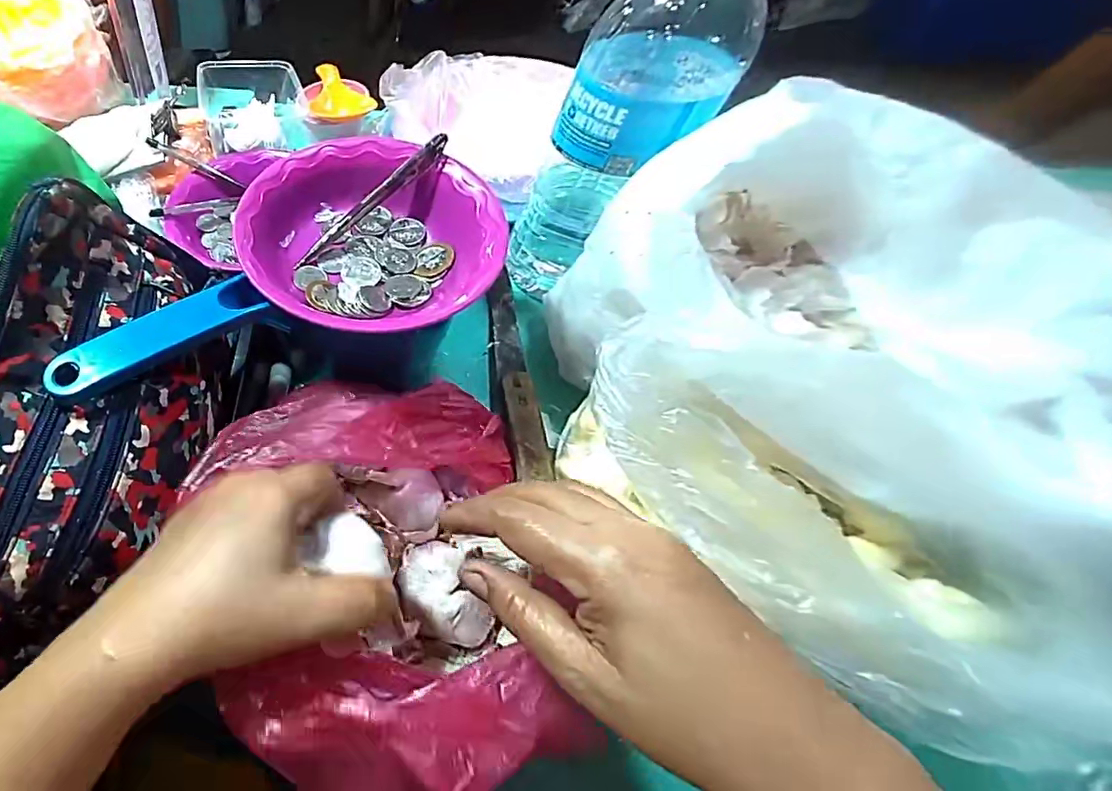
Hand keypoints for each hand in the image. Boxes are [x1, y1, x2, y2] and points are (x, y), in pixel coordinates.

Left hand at [81, 464, 396, 688]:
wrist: (148, 624)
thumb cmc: (234, 612)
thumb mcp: (309, 615)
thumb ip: (362, 601)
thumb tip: (388, 592)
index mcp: (275, 490)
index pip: (325, 476)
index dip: (344, 508)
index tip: (343, 550)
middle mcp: (241, 479)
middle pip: (292, 486)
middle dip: (313, 520)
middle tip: (315, 568)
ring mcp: (208, 494)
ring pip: (261, 499)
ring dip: (279, 528)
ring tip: (277, 575)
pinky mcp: (185, 515)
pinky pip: (233, 512)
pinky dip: (247, 533)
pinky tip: (235, 575)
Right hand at [443, 482, 932, 790]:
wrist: (801, 749)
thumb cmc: (683, 721)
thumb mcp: (587, 678)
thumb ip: (522, 611)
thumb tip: (470, 568)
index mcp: (606, 561)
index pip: (517, 515)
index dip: (471, 514)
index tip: (438, 525)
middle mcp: (629, 529)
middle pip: (540, 493)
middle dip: (492, 502)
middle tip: (459, 525)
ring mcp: (654, 531)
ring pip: (569, 489)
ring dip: (524, 498)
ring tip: (493, 524)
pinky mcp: (670, 543)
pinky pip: (597, 502)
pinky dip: (557, 504)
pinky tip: (547, 532)